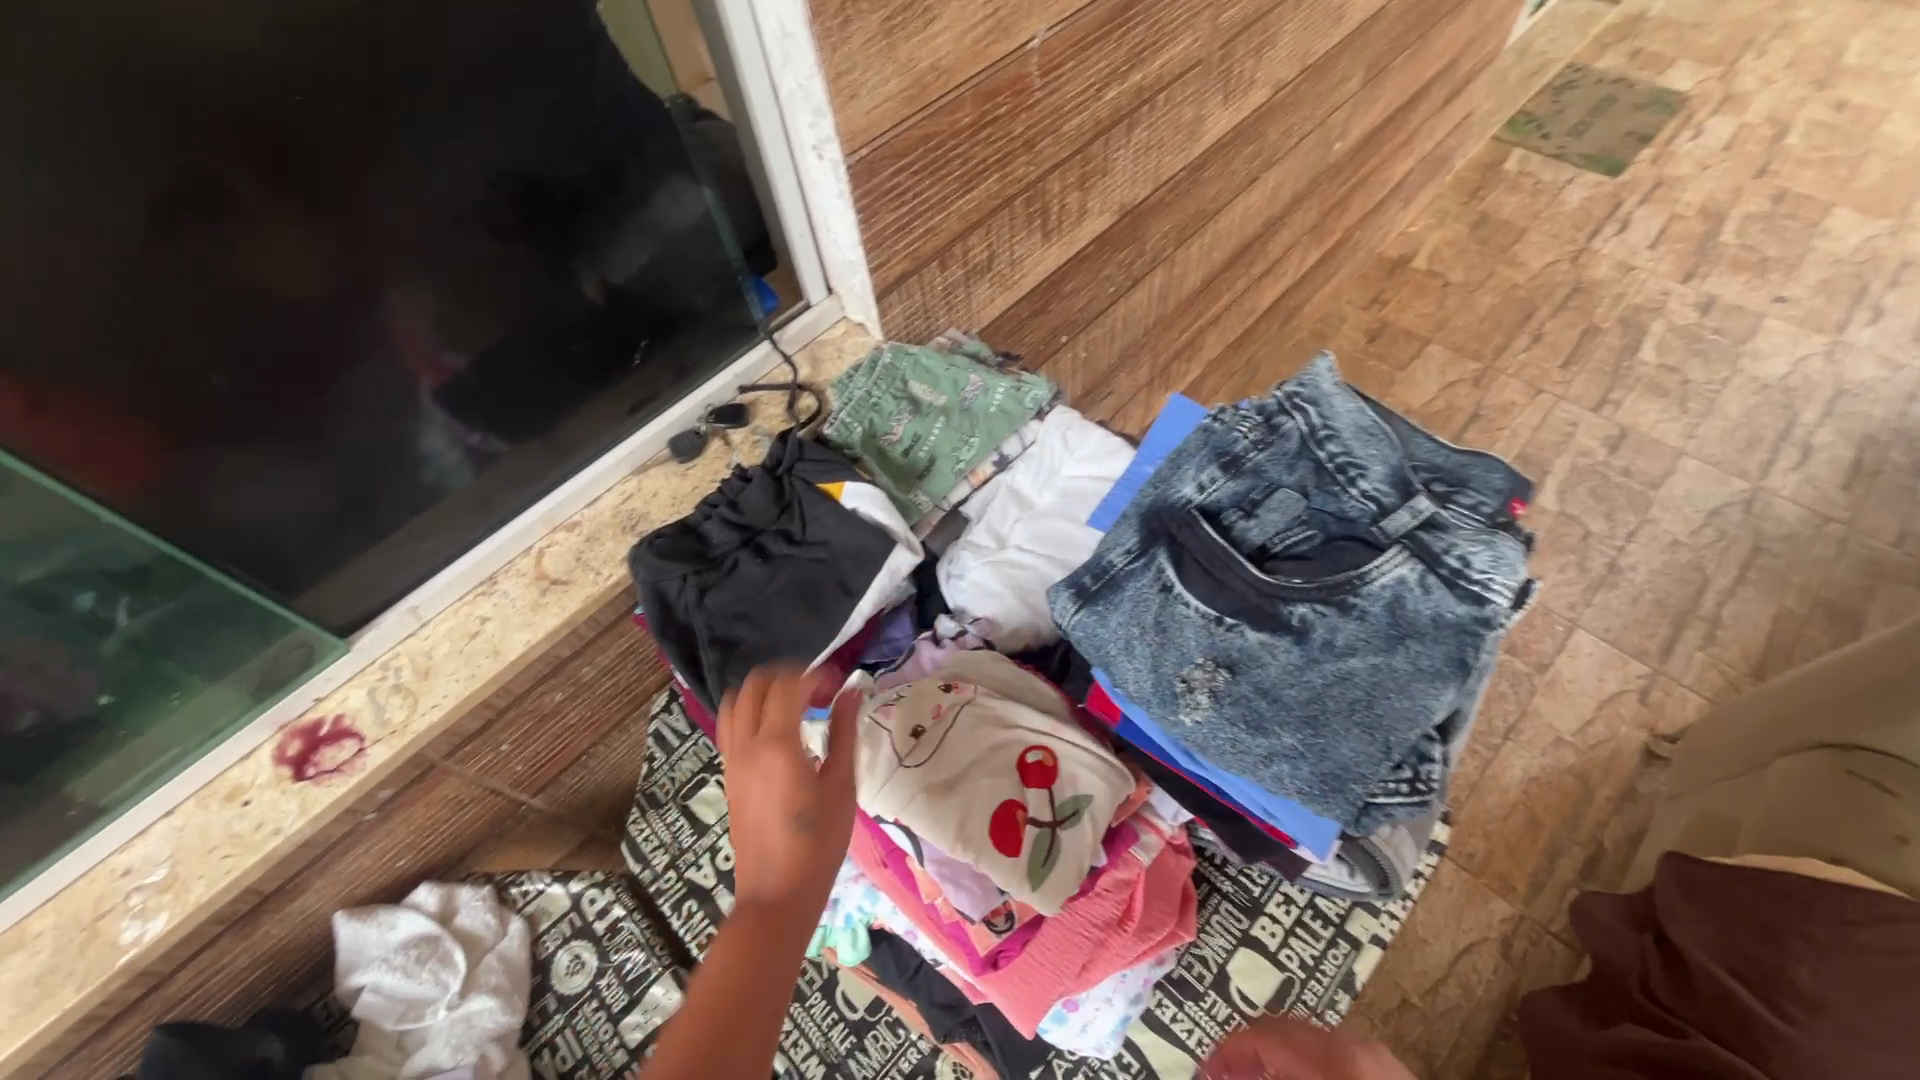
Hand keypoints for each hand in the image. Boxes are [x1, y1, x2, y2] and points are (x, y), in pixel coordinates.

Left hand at [717, 665, 861, 914]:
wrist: (777, 893)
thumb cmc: (818, 843)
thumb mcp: (842, 786)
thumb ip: (844, 733)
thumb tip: (851, 693)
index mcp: (777, 745)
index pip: (788, 685)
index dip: (815, 675)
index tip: (839, 684)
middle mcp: (746, 745)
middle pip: (755, 685)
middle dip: (788, 676)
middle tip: (819, 692)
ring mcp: (732, 760)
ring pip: (734, 702)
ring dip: (763, 692)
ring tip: (795, 705)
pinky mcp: (728, 775)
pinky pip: (729, 727)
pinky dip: (749, 713)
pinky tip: (778, 731)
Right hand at [1201, 1016, 1414, 1079]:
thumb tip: (1222, 1075)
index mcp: (1332, 1053)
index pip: (1262, 1034)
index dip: (1226, 1052)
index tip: (1204, 1072)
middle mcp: (1355, 1044)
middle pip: (1285, 1033)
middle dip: (1251, 1055)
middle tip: (1225, 1077)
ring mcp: (1381, 1062)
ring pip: (1312, 1048)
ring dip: (1279, 1064)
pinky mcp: (1395, 1079)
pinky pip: (1338, 1063)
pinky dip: (1308, 1072)